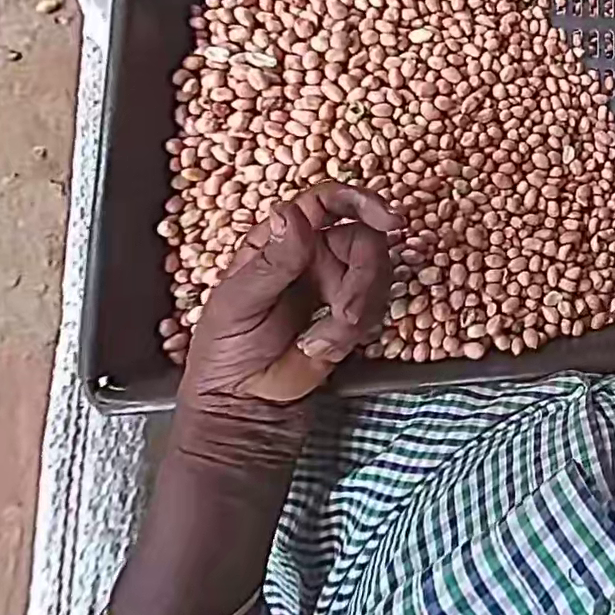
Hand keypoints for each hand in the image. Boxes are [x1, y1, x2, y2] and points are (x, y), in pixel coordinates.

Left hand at [174, 182, 400, 469]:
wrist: (245, 413)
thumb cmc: (226, 356)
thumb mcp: (237, 305)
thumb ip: (272, 260)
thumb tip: (290, 212)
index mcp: (279, 242)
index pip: (325, 203)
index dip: (360, 201)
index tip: (387, 219)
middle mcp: (314, 255)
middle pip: (364, 239)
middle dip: (364, 275)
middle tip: (347, 313)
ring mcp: (337, 284)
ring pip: (377, 273)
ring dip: (358, 307)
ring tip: (323, 341)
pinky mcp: (353, 313)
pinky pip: (376, 306)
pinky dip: (354, 330)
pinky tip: (325, 347)